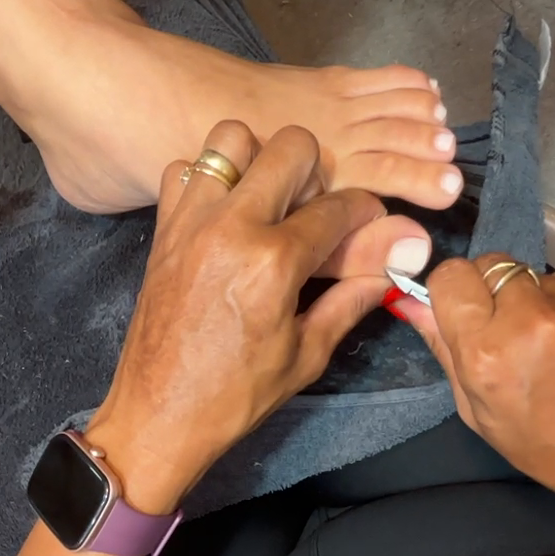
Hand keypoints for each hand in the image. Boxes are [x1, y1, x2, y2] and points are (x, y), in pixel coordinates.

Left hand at [86, 121, 416, 512]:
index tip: (368, 227)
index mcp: (273, 263)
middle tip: (312, 211)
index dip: (367, 213)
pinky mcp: (163, 232)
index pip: (340, 207)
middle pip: (291, 146)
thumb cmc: (234, 397)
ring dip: (258, 160)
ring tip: (265, 204)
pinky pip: (184, 170)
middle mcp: (231, 227)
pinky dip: (207, 179)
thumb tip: (396, 264)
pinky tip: (221, 215)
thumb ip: (351, 299)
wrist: (158, 416)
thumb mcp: (305, 356)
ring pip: (231, 138)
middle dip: (316, 171)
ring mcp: (190, 224)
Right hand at [392, 254, 554, 520]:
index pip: (450, 277)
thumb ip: (446, 351)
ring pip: (533, 273)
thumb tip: (412, 304)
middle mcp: (535, 317)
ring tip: (554, 344)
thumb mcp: (481, 414)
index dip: (450, 293)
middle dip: (489, 292)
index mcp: (490, 354)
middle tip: (506, 330)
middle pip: (490, 264)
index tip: (460, 312)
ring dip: (532, 299)